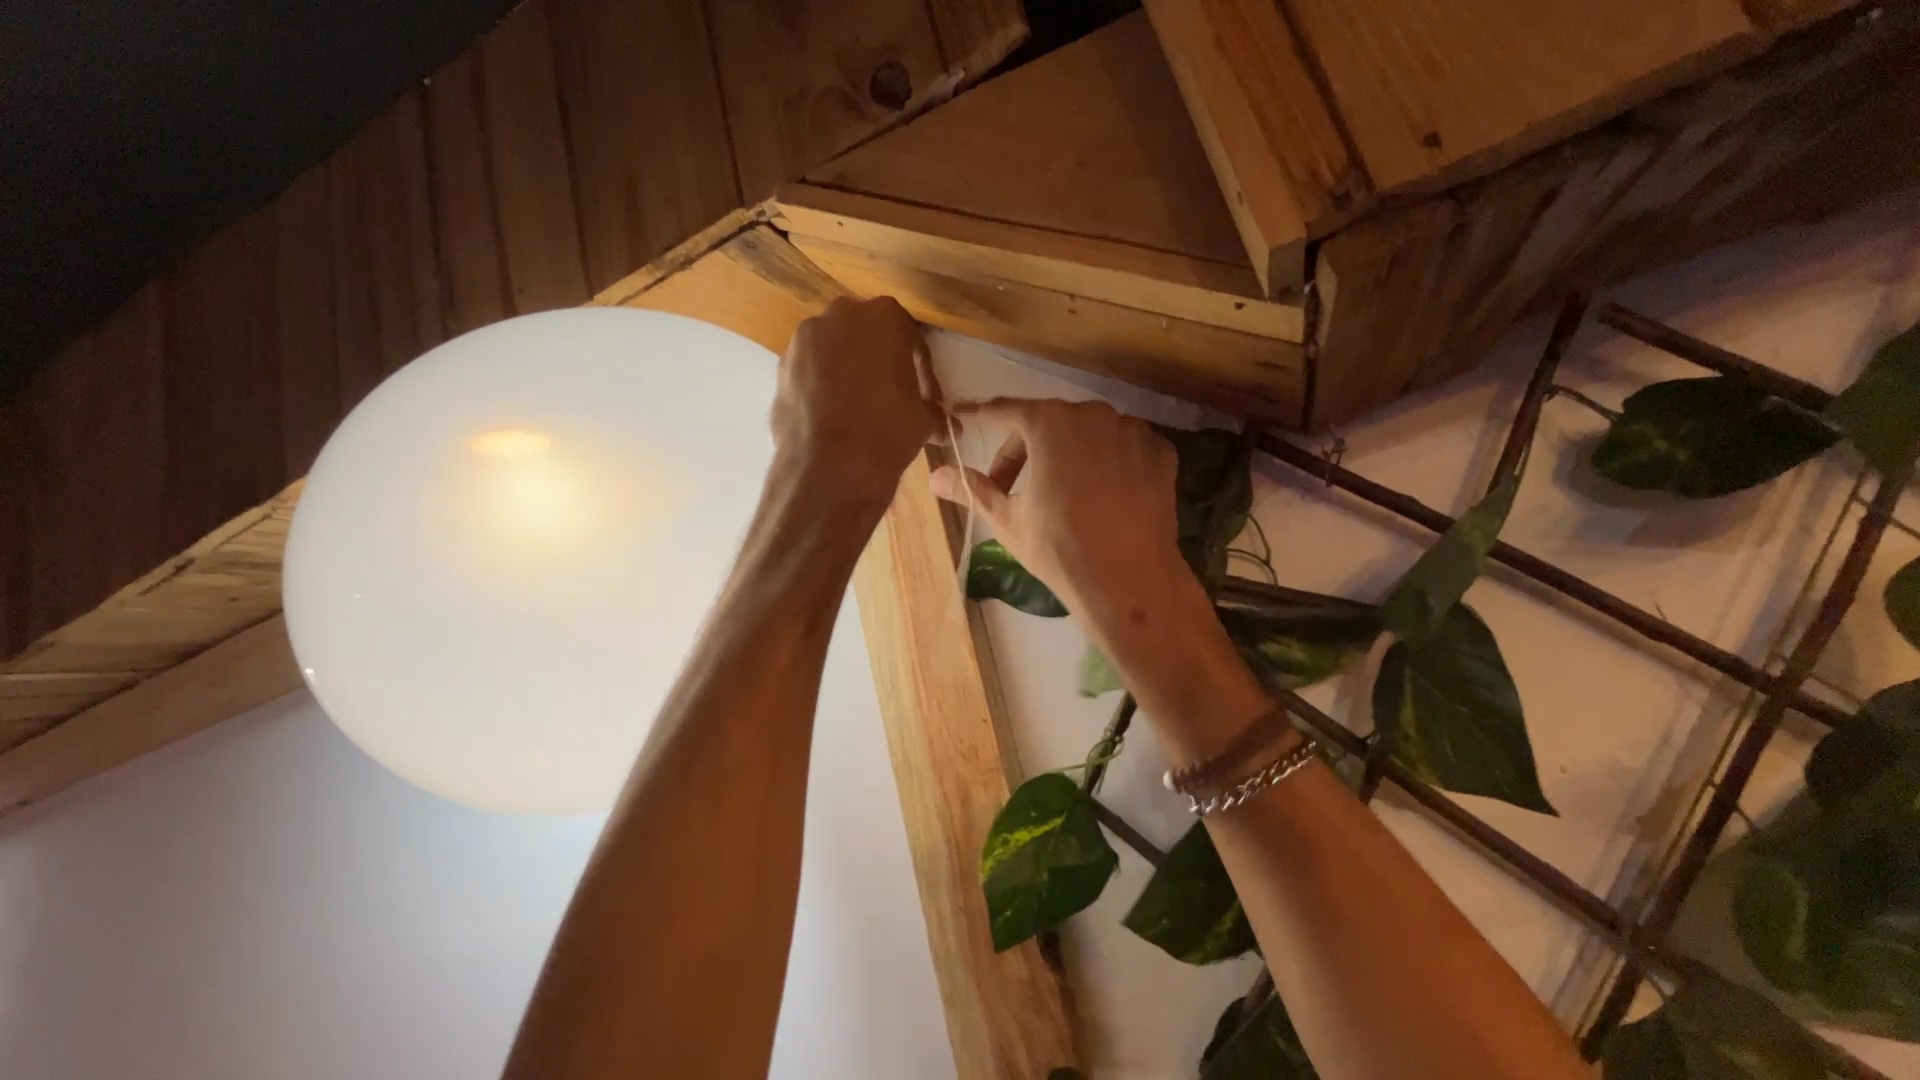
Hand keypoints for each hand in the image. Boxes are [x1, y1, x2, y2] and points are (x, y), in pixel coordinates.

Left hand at [773, 296, 940, 511]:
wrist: (831, 466)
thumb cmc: (887, 431)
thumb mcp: (923, 421)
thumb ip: (932, 411)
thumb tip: (944, 425)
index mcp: (883, 317)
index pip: (908, 336)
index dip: (920, 368)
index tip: (926, 396)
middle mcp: (839, 315)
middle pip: (865, 334)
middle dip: (878, 361)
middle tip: (890, 396)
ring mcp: (804, 339)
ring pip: (832, 349)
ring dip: (846, 371)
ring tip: (858, 408)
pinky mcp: (781, 367)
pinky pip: (809, 371)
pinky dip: (820, 387)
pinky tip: (831, 417)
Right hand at [931, 398, 1271, 760]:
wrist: (1129, 580)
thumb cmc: (1058, 548)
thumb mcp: (1006, 519)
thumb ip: (971, 488)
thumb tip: (934, 475)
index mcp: (1049, 423)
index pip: (1004, 412)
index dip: (979, 417)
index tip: (962, 418)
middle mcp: (1092, 415)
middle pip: (1047, 422)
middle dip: (1023, 448)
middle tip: (1010, 486)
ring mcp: (1132, 432)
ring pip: (1088, 432)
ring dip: (1068, 452)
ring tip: (1059, 490)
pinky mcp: (1160, 454)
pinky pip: (1123, 447)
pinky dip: (1106, 461)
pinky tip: (1100, 492)